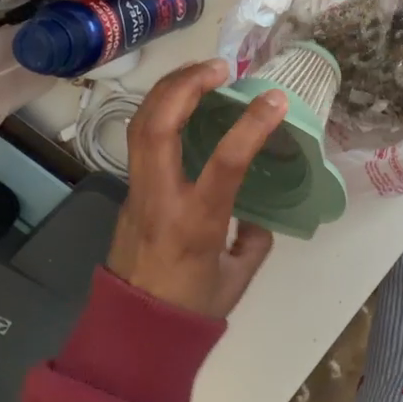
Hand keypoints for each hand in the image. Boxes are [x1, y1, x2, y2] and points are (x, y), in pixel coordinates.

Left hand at [106, 58, 283, 318]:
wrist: (133, 334)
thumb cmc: (191, 310)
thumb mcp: (237, 277)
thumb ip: (254, 239)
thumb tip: (257, 211)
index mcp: (196, 223)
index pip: (225, 163)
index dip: (251, 125)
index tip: (275, 99)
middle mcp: (160, 199)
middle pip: (158, 126)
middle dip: (186, 85)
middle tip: (220, 67)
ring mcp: (137, 192)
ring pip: (140, 125)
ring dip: (169, 89)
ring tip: (200, 71)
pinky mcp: (128, 191)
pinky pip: (139, 139)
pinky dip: (159, 110)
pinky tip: (181, 101)